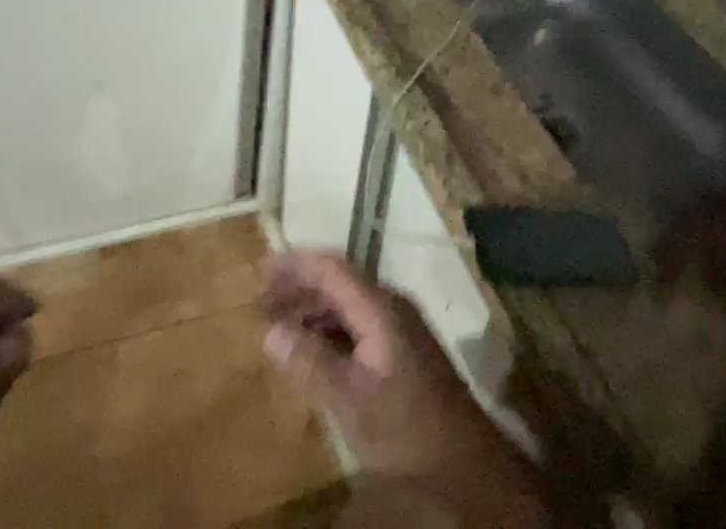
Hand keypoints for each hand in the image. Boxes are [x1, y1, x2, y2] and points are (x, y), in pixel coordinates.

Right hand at [260, 251, 549, 525]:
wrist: (466, 461)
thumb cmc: (405, 428)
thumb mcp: (350, 399)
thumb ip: (310, 362)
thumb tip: (270, 332)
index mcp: (380, 308)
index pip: (331, 267)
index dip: (294, 264)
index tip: (259, 271)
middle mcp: (392, 306)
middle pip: (338, 281)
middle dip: (298, 288)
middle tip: (261, 306)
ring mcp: (401, 327)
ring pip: (348, 304)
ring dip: (312, 310)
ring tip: (279, 328)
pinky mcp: (404, 349)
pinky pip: (358, 323)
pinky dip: (330, 329)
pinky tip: (312, 352)